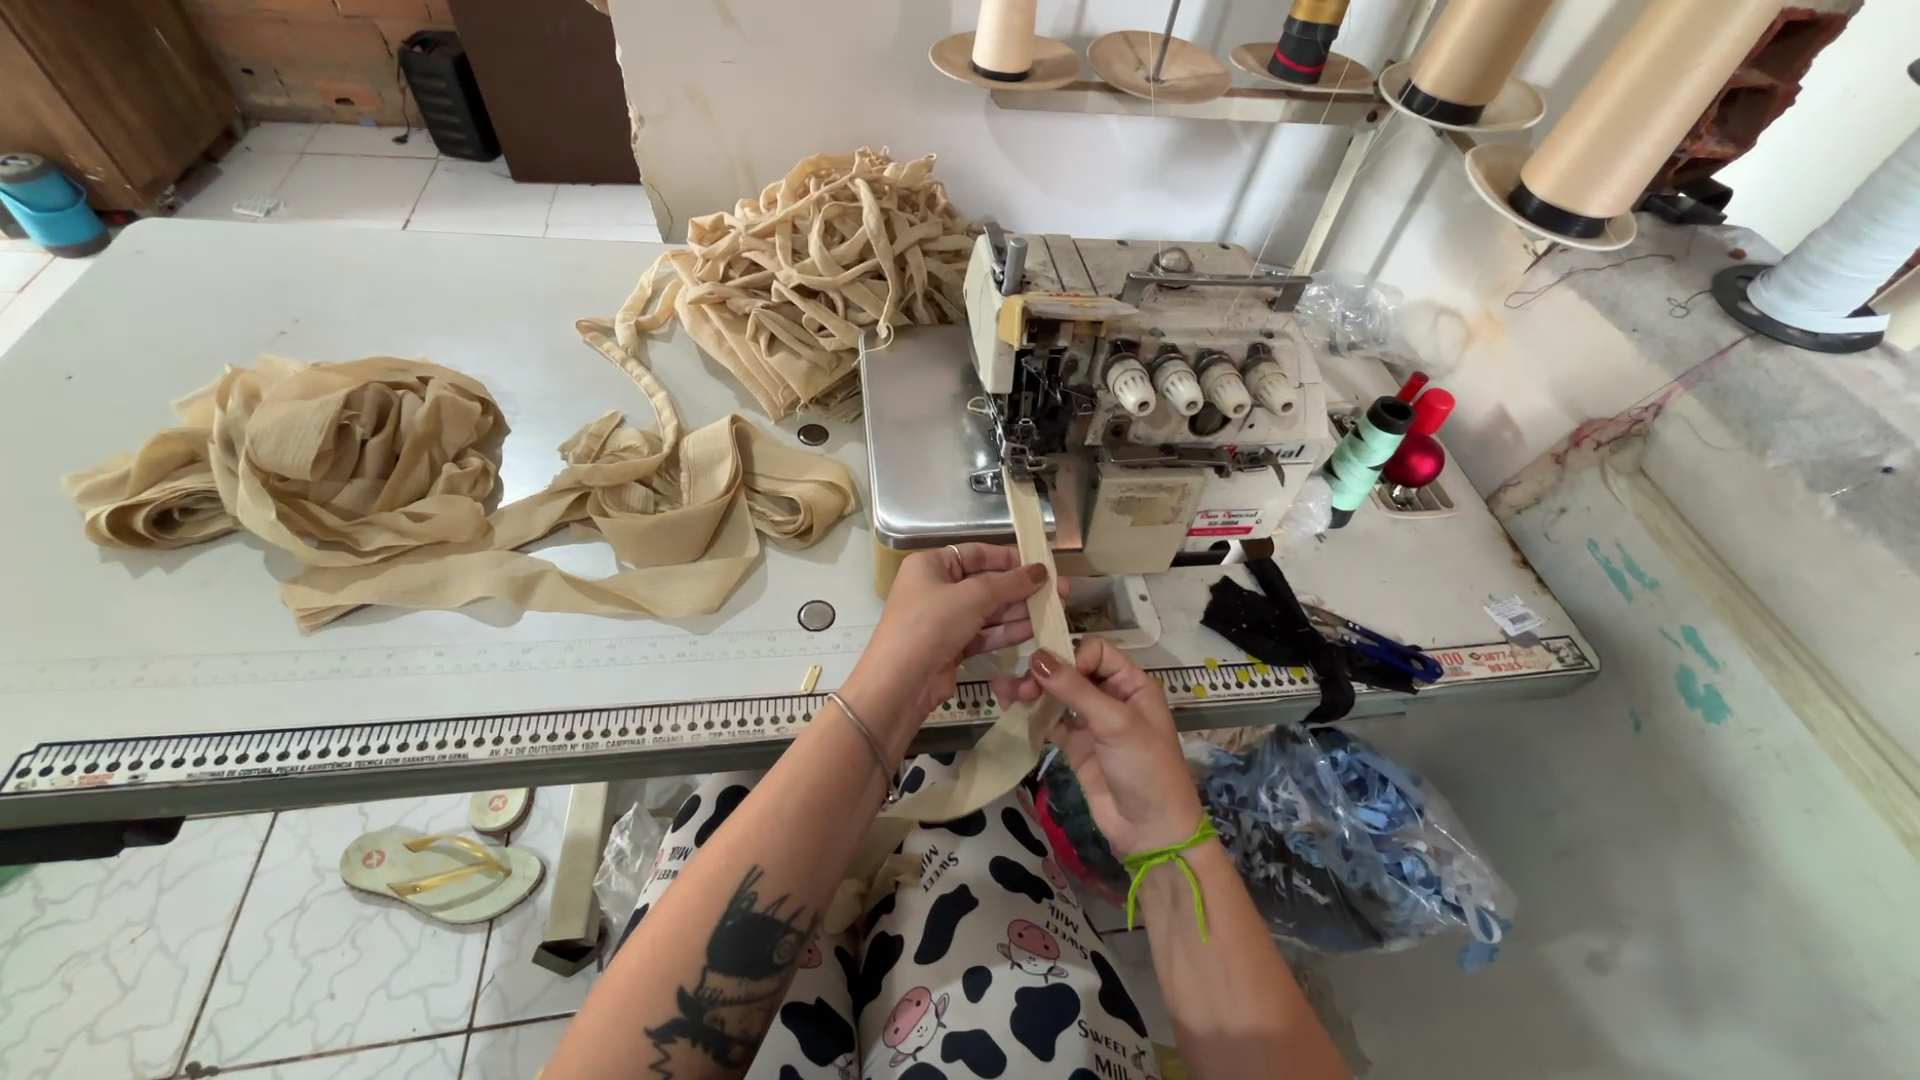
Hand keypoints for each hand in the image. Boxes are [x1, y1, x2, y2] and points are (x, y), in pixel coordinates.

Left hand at [842, 544, 1062, 745]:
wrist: (901, 683)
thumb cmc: (931, 625)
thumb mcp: (973, 596)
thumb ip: (1010, 582)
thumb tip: (1042, 570)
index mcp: (930, 566)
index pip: (976, 553)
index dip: (1009, 558)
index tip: (1041, 565)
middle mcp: (935, 589)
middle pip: (985, 583)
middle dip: (1021, 588)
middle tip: (1059, 592)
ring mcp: (943, 620)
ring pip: (988, 610)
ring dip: (1019, 610)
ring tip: (1054, 610)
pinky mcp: (951, 647)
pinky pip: (984, 633)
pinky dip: (1007, 632)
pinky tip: (1035, 630)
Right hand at [993, 637, 1204, 856]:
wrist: (1150, 830)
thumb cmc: (1145, 768)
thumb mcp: (1115, 723)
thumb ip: (1075, 690)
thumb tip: (1037, 658)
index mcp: (1132, 684)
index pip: (1096, 652)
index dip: (1072, 657)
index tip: (1056, 676)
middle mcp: (1112, 697)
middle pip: (1072, 671)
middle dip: (1045, 674)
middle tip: (1022, 687)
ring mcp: (1092, 722)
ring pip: (1057, 696)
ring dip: (1032, 691)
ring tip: (1003, 691)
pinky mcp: (1076, 746)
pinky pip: (1050, 721)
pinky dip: (1031, 714)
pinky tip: (1009, 706)